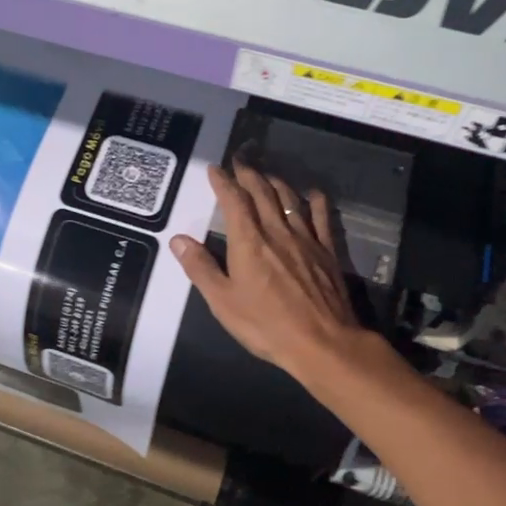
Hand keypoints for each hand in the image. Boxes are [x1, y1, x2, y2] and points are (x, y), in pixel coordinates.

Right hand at [169, 163, 391, 383]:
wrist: (323, 343)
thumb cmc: (266, 325)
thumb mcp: (223, 302)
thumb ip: (200, 268)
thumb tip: (178, 240)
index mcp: (248, 242)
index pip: (233, 201)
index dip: (223, 182)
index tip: (215, 169)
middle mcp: (277, 232)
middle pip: (262, 193)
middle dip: (248, 174)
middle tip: (239, 162)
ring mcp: (305, 240)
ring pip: (290, 200)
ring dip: (276, 182)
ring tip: (267, 175)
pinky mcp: (327, 252)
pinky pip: (321, 218)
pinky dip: (315, 201)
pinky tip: (312, 194)